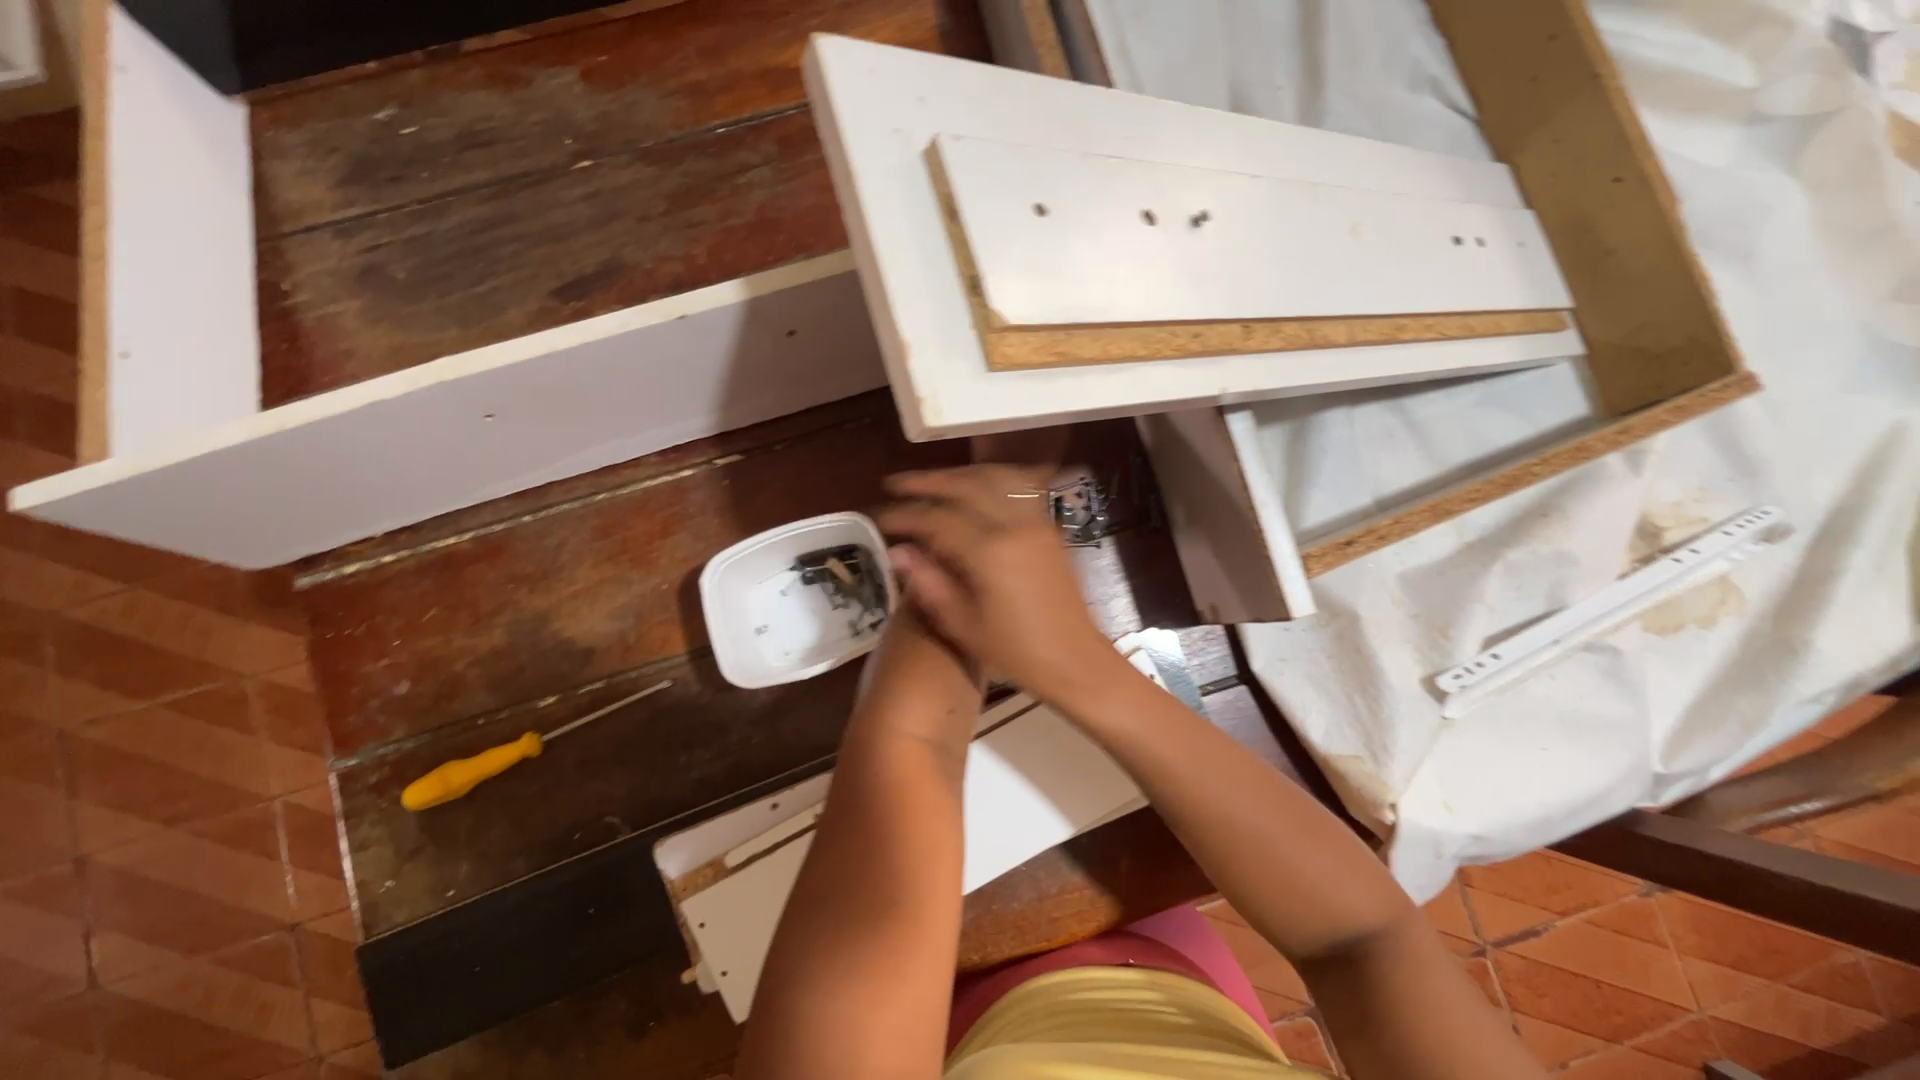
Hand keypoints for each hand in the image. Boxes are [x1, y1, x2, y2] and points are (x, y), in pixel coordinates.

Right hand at [877, 466, 1119, 704]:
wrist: (1073, 658)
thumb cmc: (1014, 651)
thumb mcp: (962, 624)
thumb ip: (929, 582)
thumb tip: (898, 552)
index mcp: (989, 552)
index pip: (937, 519)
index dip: (905, 515)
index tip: (881, 518)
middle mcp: (1015, 526)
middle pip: (966, 485)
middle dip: (928, 482)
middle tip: (896, 484)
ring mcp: (1037, 522)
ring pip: (995, 478)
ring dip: (961, 474)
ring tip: (934, 480)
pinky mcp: (1050, 527)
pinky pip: (1021, 487)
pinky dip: (995, 478)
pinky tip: (979, 483)